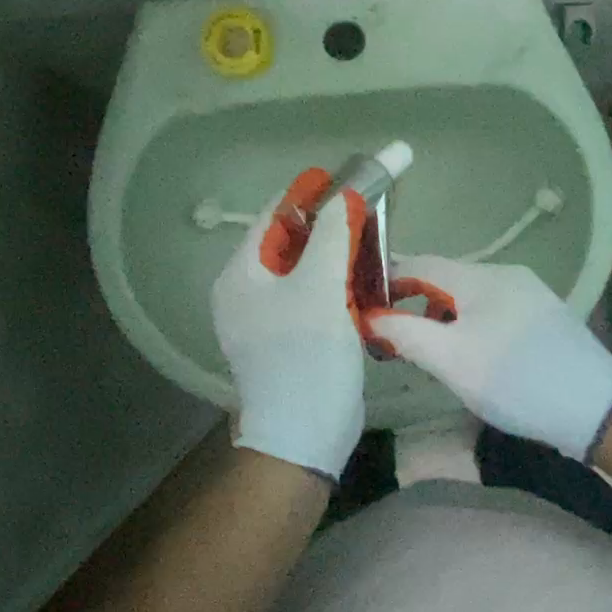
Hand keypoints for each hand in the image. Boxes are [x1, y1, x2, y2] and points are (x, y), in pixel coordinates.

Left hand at [211, 196, 364, 477]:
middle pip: (289, 244)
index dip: (308, 194)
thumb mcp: (319, 288)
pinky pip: (312, 299)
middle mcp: (247, 294)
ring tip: (371, 238)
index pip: (272, 218)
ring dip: (334, 255)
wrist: (305, 433)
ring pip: (304, 272)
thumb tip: (342, 197)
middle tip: (366, 209)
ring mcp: (267, 320)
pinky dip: (336, 285)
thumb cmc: (305, 356)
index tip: (345, 178)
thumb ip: (330, 236)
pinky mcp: (289, 341)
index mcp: (241, 276)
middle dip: (326, 225)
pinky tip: (363, 279)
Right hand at [369, 256, 611, 460]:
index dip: (386, 281)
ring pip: (470, 298)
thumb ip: (405, 334)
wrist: (594, 407)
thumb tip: (369, 316)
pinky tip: (470, 358)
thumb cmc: (516, 380)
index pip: (418, 263)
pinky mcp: (544, 318)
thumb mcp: (451, 361)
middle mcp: (506, 274)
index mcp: (481, 276)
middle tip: (392, 339)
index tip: (361, 306)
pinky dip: (469, 327)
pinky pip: (493, 312)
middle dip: (414, 304)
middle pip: (445, 279)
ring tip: (428, 354)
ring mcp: (530, 295)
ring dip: (442, 319)